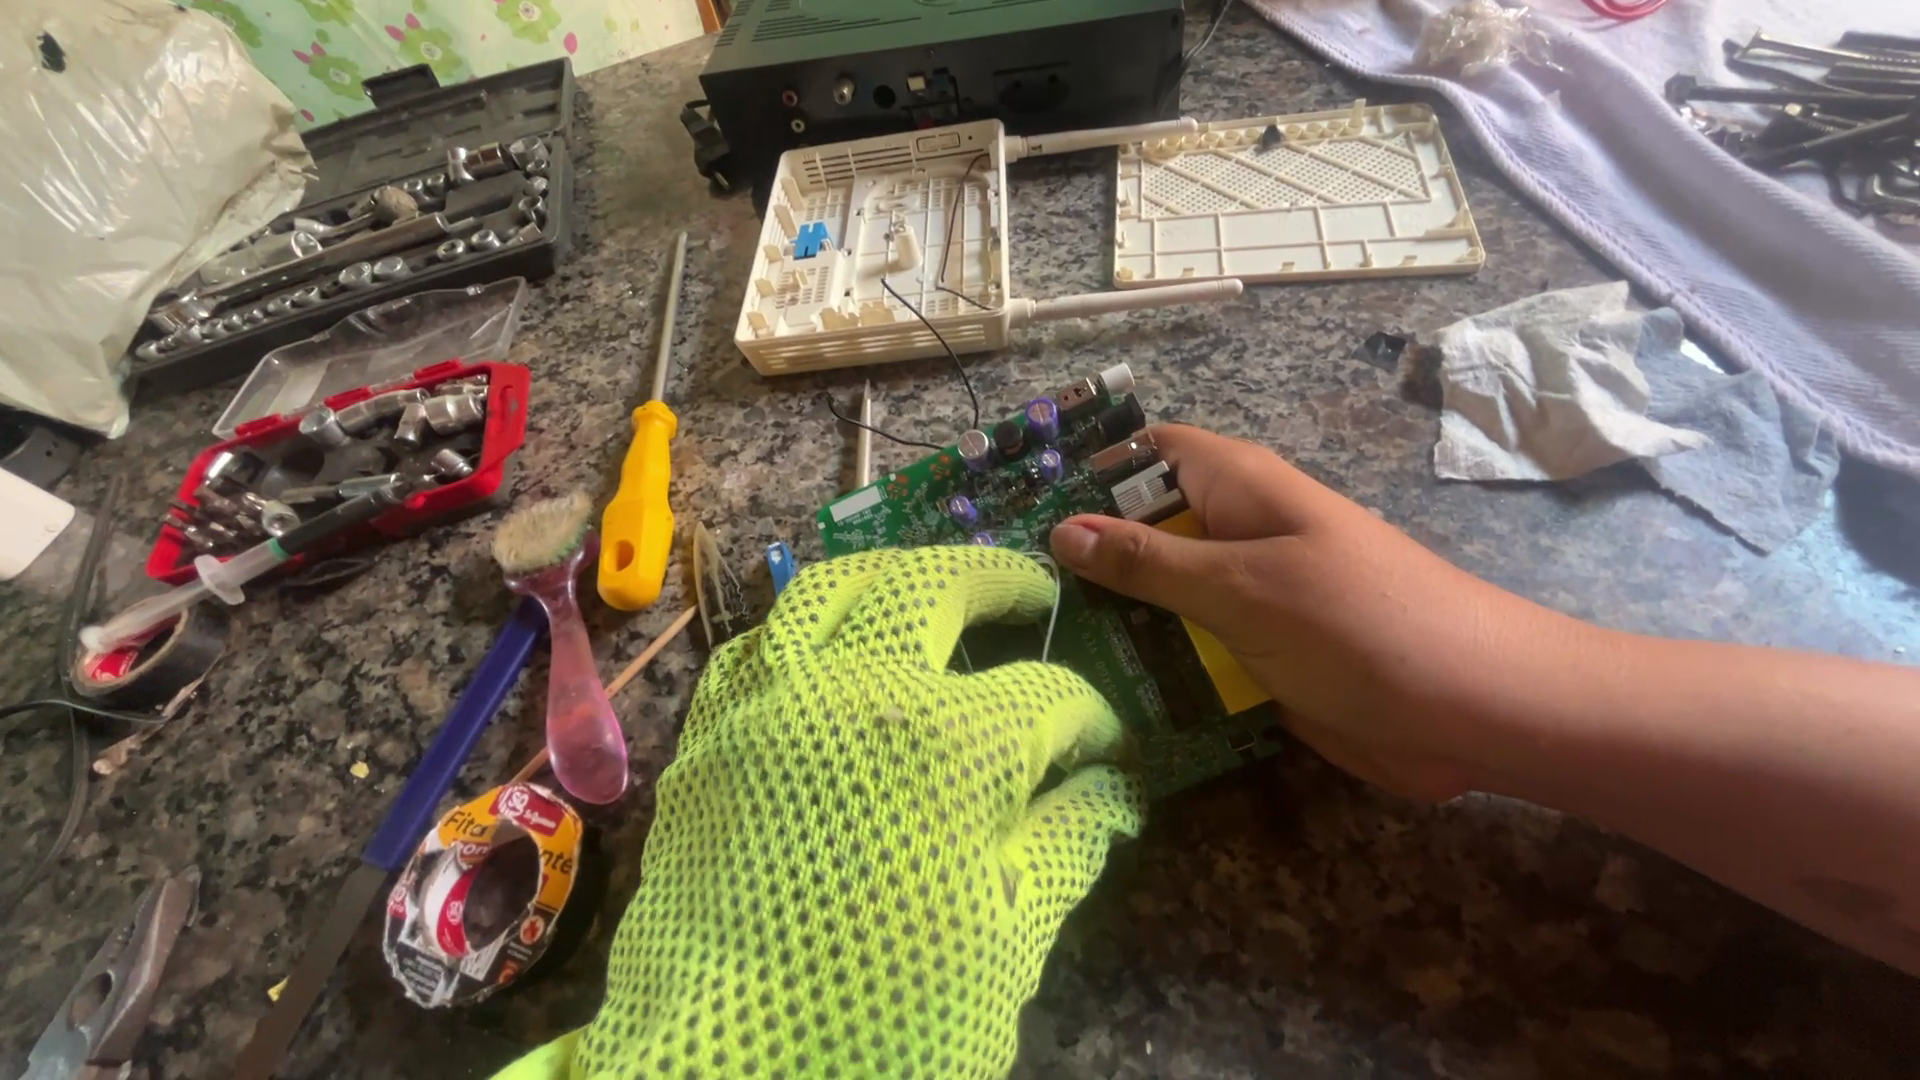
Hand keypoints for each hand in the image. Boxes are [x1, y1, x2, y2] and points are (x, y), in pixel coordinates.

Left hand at [497, 547, 1142, 1079]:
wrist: (722, 1078)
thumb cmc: (885, 1019)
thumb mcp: (1007, 941)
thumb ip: (1068, 841)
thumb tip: (1111, 789)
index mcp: (952, 742)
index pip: (1049, 696)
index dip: (1090, 720)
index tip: (1103, 746)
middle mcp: (859, 690)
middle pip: (935, 586)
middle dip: (998, 579)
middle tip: (1030, 590)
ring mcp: (774, 700)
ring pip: (834, 587)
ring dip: (896, 574)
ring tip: (932, 585)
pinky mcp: (712, 732)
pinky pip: (760, 644)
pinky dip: (805, 628)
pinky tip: (833, 644)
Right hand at [1049, 425, 1573, 801]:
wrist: (1477, 713)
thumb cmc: (1362, 625)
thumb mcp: (1242, 586)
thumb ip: (1150, 561)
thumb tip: (1063, 530)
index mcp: (1237, 487)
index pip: (1146, 452)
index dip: (1087, 468)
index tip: (1018, 502)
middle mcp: (1232, 533)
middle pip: (1139, 528)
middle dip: (1083, 554)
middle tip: (1008, 587)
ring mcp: (1240, 595)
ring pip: (1154, 593)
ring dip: (1108, 615)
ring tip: (1032, 638)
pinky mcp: (1249, 650)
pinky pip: (1182, 644)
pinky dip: (1145, 658)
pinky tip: (1093, 682)